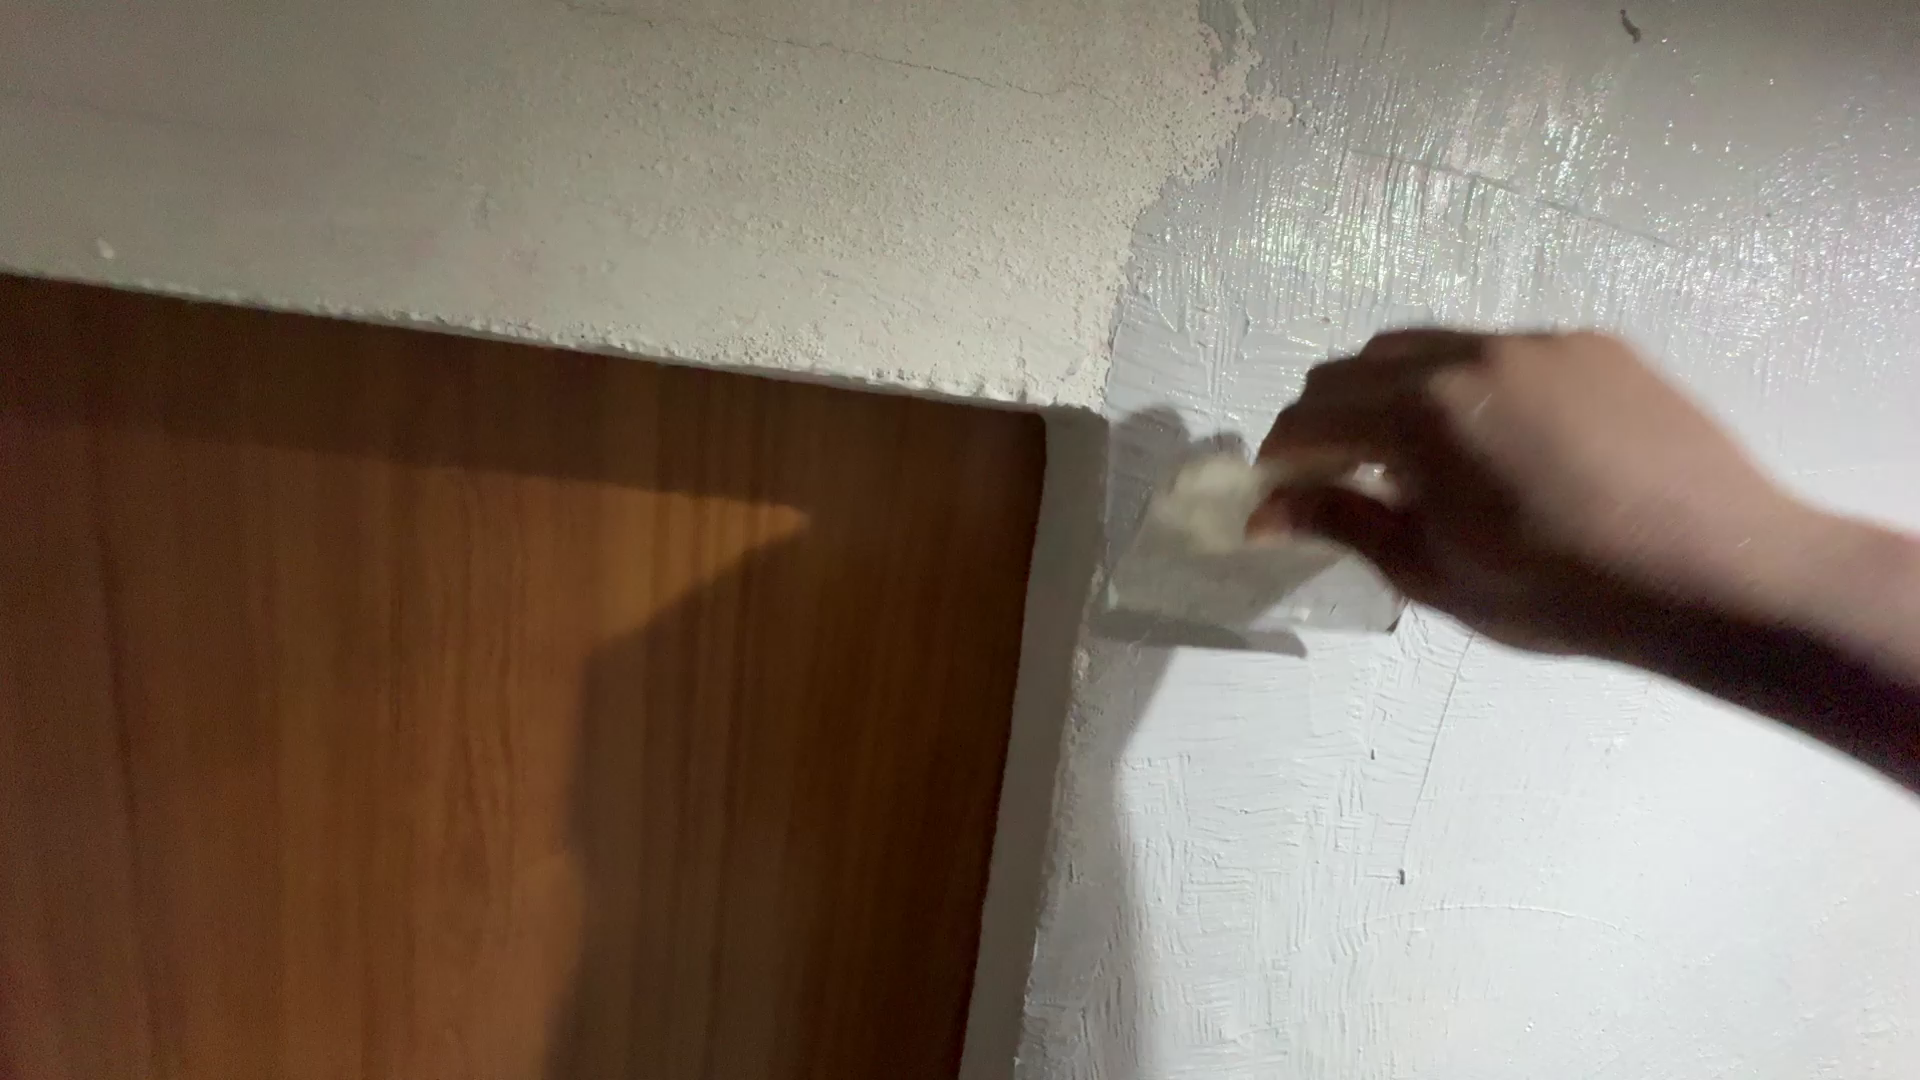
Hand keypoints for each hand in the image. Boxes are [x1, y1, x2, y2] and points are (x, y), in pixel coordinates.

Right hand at [1250, 329, 1820, 655]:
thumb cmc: (1555, 590)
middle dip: (1319, 420)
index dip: (1278, 457)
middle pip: (1348, 369)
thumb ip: (1336, 523)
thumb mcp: (1424, 570)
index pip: (1308, 417)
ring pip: (1413, 346)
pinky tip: (1481, 437)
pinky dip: (1451, 384)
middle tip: (1331, 475)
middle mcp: (1468, 356)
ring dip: (1379, 393)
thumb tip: (1260, 515)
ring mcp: (1533, 342)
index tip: (1277, 492)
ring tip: (1400, 451)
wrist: (1726, 578)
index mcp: (1419, 414)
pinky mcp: (1587, 344)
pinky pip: (1485, 348)